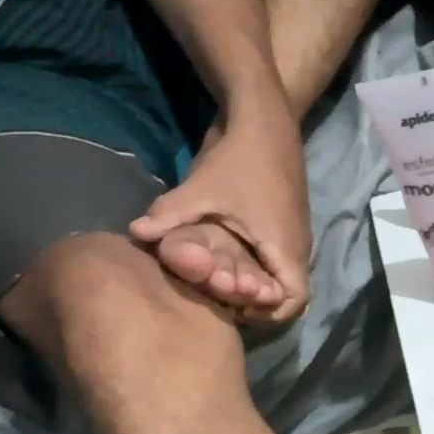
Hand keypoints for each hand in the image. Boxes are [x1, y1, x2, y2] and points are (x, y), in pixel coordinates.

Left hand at [130, 118, 312, 324]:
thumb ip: (170, 214)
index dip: (268, 312)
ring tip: (224, 282)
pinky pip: (279, 263)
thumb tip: (135, 234)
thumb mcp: (201, 189)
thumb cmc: (240, 159)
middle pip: (288, 296)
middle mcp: (297, 250)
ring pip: (283, 279)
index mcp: (285, 247)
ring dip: (257, 285)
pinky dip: (260, 270)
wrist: (266, 121)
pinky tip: (231, 263)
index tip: (238, 305)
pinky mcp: (288, 229)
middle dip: (257, 301)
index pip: (293, 301)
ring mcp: (296, 240)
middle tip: (224, 296)